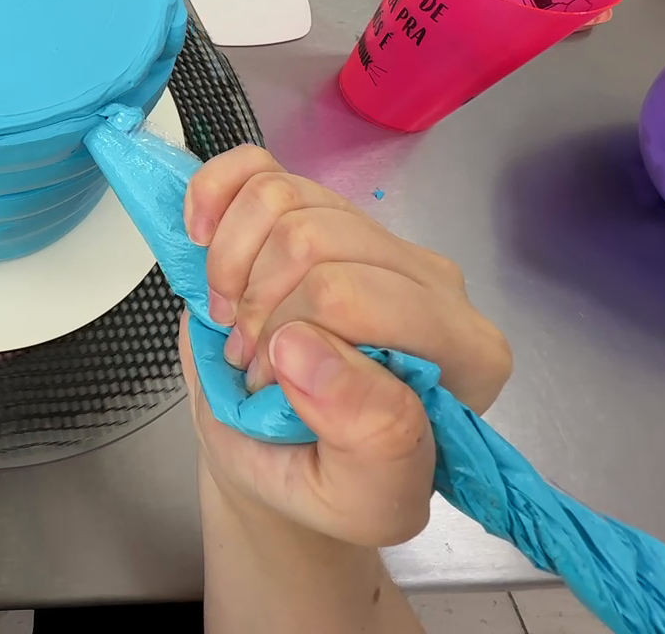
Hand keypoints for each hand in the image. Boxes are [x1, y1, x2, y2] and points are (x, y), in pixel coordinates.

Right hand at [179, 145, 512, 546]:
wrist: (270, 444)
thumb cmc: (317, 479)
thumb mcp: (360, 500)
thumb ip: (370, 442)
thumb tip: (304, 346)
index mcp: (461, 347)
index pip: (350, 293)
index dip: (284, 335)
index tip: (267, 384)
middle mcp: (423, 277)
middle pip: (311, 237)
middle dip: (253, 300)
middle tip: (246, 354)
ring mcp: (360, 233)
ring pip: (280, 194)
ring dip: (228, 259)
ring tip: (231, 310)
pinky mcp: (304, 209)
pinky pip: (253, 164)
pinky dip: (211, 193)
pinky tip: (203, 236)